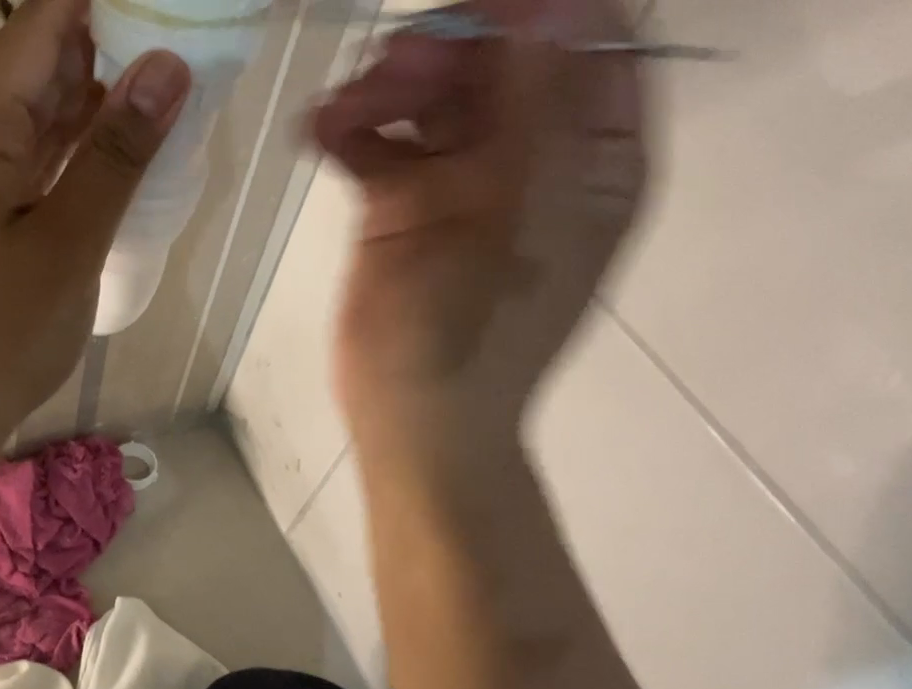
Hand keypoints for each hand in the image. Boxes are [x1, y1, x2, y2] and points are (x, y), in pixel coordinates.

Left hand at [0, 0, 190, 493]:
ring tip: (168, 101)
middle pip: (38, 65)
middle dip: (112, 54)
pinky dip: (70, 155)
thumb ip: (117, 153)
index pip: (44, 23)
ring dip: (95, 108)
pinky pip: (25, 163)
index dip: (109, 9)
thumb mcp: (69, 243)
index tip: (175, 17)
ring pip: (33, 117)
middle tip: (188, 60)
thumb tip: (168, 66)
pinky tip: (117, 158)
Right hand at [312, 0, 646, 442]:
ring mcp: (462, 178)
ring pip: (430, 92)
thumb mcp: (522, 223)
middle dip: (443, 47)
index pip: (587, 35)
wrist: (411, 424)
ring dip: (385, 85)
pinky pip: (377, 142)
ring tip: (343, 110)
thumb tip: (553, 0)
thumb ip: (538, 109)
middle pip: (498, 54)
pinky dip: (348, 129)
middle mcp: (533, 152)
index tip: (472, 15)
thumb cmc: (478, 341)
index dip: (532, 8)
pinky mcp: (401, 204)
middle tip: (389, 68)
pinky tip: (319, 133)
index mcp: (592, 155)